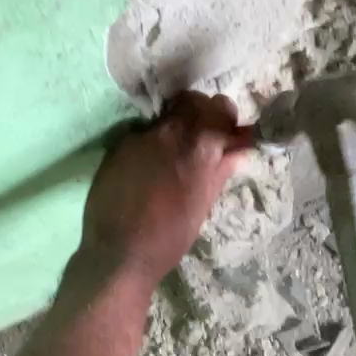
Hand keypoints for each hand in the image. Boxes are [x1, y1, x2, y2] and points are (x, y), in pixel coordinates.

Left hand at [78, 92, 250, 284]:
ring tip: (172, 158)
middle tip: (200, 141)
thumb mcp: (201, 207)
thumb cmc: (168, 239)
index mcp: (198, 147)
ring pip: (165, 117)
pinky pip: (142, 135)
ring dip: (175, 129)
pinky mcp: (119, 146)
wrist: (119, 254)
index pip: (220, 108)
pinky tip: (146, 172)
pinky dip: (151, 146)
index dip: (225, 119)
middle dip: (200, 115)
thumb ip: (219, 173)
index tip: (226, 134)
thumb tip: (237, 152)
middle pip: (191, 102)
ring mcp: (141, 137)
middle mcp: (170, 132)